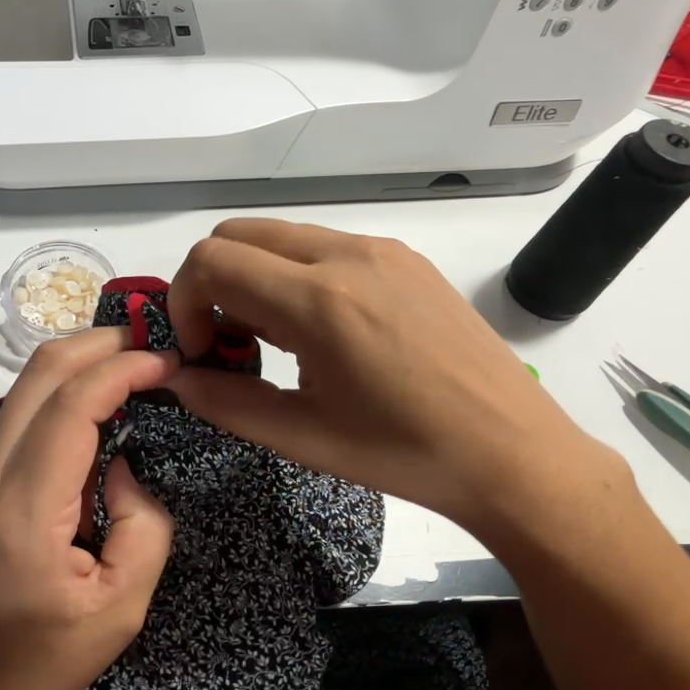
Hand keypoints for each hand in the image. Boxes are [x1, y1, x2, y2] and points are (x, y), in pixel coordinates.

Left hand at [0, 328, 177, 689]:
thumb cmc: (50, 657)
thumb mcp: (123, 606)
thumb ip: (142, 524)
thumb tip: (122, 464)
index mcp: (24, 508)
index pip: (71, 405)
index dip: (122, 369)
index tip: (170, 362)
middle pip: (40, 372)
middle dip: (99, 343)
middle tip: (154, 344)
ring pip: (27, 384)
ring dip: (81, 360)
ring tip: (135, 363)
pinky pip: (24, 409)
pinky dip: (64, 388)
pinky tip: (102, 399)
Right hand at [166, 218, 623, 536]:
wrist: (514, 453)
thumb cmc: (404, 455)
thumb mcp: (301, 437)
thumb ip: (224, 401)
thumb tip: (175, 376)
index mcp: (318, 301)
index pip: (211, 261)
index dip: (184, 302)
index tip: (203, 351)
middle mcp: (346, 255)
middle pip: (236, 233)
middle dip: (211, 282)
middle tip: (230, 343)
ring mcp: (380, 249)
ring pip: (278, 235)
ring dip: (253, 276)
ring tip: (278, 340)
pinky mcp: (405, 256)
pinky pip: (322, 245)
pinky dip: (295, 273)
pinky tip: (323, 329)